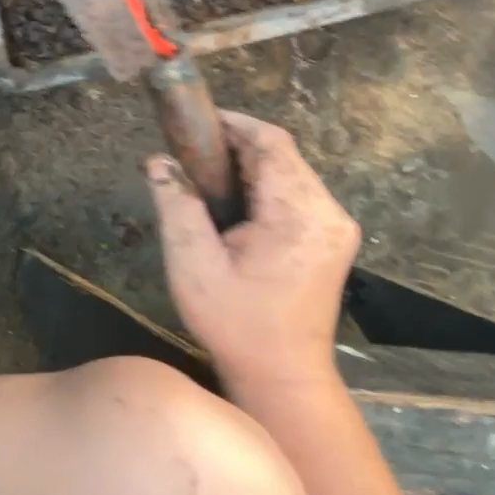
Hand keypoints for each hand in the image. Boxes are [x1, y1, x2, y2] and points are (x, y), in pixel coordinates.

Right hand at [147, 110, 359, 385]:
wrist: (281, 371)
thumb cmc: (233, 319)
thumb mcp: (191, 262)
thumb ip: (176, 205)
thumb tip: (159, 162)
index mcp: (297, 214)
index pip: (272, 144)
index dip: (233, 124)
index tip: (191, 123)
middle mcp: (328, 212)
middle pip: (282, 155)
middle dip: (234, 146)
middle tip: (185, 156)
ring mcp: (335, 226)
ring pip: (289, 172)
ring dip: (246, 166)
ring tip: (200, 181)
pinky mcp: (330, 238)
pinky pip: (294, 193)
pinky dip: (259, 186)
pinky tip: (229, 205)